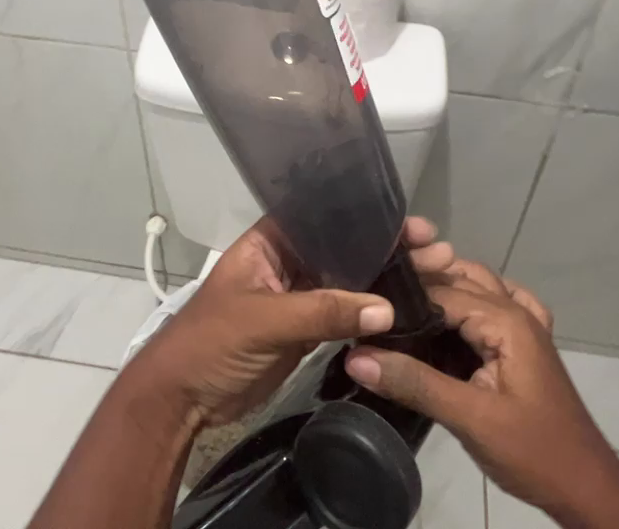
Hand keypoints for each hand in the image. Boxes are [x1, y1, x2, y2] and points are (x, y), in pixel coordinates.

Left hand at [133, 216, 455, 426]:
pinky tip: (406, 309)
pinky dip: (372, 313)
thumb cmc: (211, 342)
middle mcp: (288, 262)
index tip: (411, 223)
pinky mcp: (305, 331)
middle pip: (344, 247)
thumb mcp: (263, 319)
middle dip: (387, 247)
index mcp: (270, 242)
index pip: (324, 217)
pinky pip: (344, 315)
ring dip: (385, 279)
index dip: (367, 217)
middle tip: (437, 249)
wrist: (181, 400)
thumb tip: (387, 307)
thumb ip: (322, 311)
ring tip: (435, 275)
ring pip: (349, 281)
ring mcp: (298, 297)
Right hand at [343, 259, 618, 528]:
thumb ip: (415, 383)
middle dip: (420, 286)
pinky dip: (470, 304)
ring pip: (477, 288)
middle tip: (376, 310)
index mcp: (506, 319)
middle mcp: (517, 310)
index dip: (401, 298)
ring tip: (401, 313)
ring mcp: (526, 327)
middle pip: (459, 278)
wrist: (586, 488)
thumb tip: (356, 355)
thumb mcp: (469, 418)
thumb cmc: (533, 450)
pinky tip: (449, 324)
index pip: (441, 289)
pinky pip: (495, 306)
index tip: (362, 312)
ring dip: (443, 291)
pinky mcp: (527, 347)